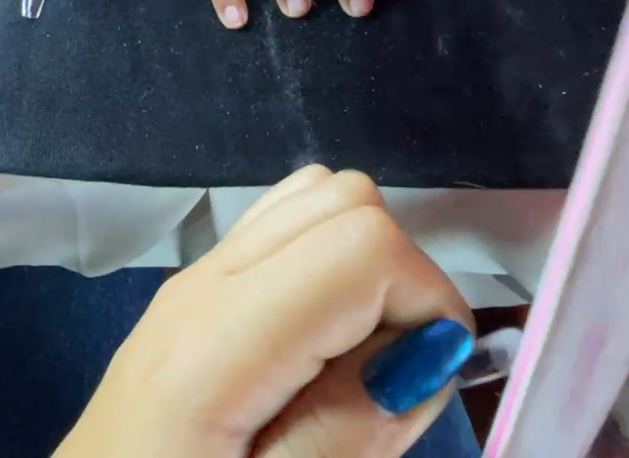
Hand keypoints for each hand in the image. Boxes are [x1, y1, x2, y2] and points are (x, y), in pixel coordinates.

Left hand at [57, 166, 471, 457]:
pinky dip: (330, 254)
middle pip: (343, 198)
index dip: (424, 300)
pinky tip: (319, 334)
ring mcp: (200, 272)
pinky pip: (287, 222)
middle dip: (400, 276)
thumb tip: (428, 348)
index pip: (359, 242)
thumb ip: (349, 432)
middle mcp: (206, 279)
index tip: (426, 378)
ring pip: (317, 195)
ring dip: (366, 261)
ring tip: (355, 357)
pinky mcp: (203, 282)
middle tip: (389, 375)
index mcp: (216, 339)